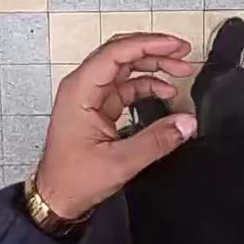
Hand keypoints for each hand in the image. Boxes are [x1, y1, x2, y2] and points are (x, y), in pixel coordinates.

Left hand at [35, 33, 197, 219]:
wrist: (56, 199)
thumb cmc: (73, 179)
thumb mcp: (120, 162)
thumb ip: (157, 140)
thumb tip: (187, 123)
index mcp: (80, 91)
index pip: (116, 53)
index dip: (149, 45)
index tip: (176, 46)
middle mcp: (83, 87)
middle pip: (122, 54)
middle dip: (155, 50)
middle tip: (184, 53)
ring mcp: (90, 96)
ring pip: (125, 68)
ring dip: (154, 66)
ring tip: (181, 70)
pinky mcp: (98, 107)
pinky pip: (126, 86)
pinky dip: (147, 85)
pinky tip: (166, 92)